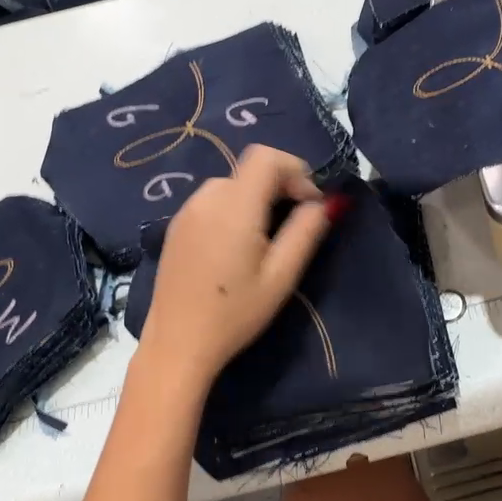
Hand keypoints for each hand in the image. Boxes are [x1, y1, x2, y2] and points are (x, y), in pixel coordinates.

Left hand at [137, 145, 345, 383]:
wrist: (177, 343)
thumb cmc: (235, 314)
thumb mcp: (281, 276)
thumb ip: (306, 232)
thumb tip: (325, 202)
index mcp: (234, 207)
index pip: (266, 157)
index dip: (296, 170)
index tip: (310, 204)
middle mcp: (206, 199)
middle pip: (250, 170)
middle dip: (280, 187)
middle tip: (296, 225)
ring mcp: (186, 212)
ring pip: (232, 184)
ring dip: (257, 198)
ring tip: (268, 239)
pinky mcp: (176, 227)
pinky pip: (213, 201)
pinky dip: (235, 209)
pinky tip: (238, 248)